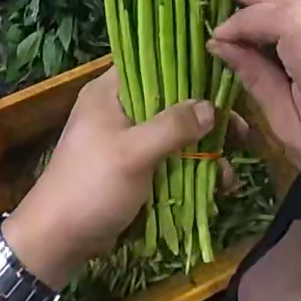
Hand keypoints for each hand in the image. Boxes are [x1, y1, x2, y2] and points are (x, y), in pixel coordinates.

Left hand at [5, 68, 211, 286]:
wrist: (58, 239)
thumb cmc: (91, 185)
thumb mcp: (133, 153)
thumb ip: (172, 127)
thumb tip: (210, 107)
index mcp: (109, 92)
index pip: (151, 62)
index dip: (187, 67)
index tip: (223, 78)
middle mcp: (117, 108)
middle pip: (169, 100)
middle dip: (205, 117)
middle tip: (241, 132)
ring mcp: (125, 138)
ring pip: (172, 132)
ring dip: (202, 149)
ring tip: (230, 172)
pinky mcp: (133, 165)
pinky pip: (167, 158)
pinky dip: (190, 168)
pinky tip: (216, 187)